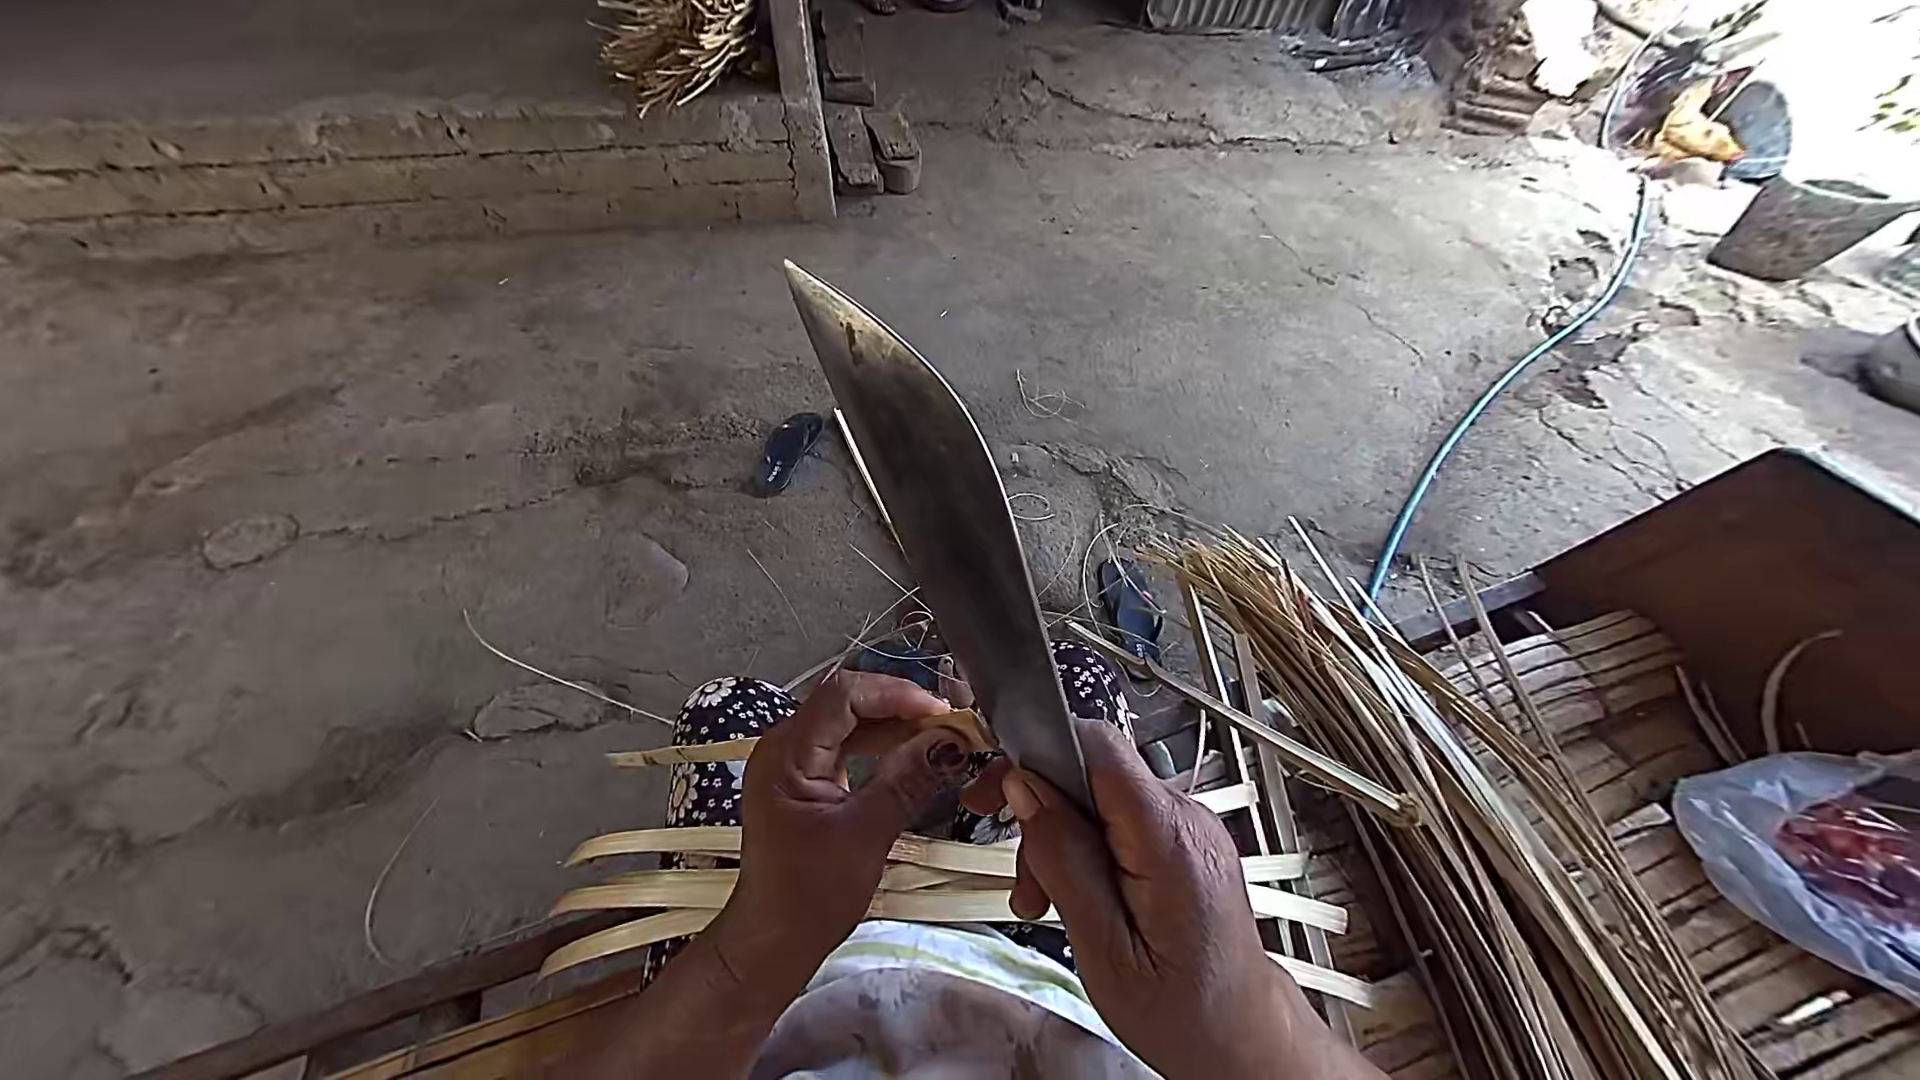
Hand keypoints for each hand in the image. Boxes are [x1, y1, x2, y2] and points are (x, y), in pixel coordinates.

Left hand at [718, 671, 971, 972]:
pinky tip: (913, 748)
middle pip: (847, 699)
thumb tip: (950, 742)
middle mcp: (785, 744)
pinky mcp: (806, 773)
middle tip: (947, 719)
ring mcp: (793, 757)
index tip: (939, 711)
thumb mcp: (866, 835)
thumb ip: (908, 781)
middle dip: (899, 704)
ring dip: (895, 721)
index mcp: (787, 753)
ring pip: (850, 718)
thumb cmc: (810, 896)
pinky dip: (882, 741)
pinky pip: (847, 741)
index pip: (843, 695)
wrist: (772, 942)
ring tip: (938, 731)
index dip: (894, 694)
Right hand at [963, 718, 1381, 1079]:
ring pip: (1096, 792)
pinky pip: (1115, 814)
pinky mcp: (1178, 834)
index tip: (998, 784)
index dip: (1042, 748)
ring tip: (1036, 895)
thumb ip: (1063, 860)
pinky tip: (1067, 887)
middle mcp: (1184, 815)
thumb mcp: (1104, 952)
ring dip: (1055, 830)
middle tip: (993, 828)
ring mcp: (1185, 822)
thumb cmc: (1183, 1013)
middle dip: (1037, 799)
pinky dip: (1080, 840)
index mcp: (1170, 840)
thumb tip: (1023, 787)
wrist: (1247, 1042)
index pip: (1101, 748)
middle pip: (1091, 768)